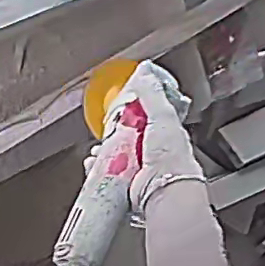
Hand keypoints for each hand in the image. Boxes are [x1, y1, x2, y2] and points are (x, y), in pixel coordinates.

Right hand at [101, 61, 201, 217]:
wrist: (162, 192)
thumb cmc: (170, 157)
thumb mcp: (162, 117)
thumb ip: (152, 96)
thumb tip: (145, 73)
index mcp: (167, 135)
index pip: (148, 119)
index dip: (133, 113)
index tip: (121, 109)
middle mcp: (154, 154)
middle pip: (129, 139)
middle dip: (115, 135)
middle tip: (106, 132)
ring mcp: (140, 171)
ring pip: (117, 158)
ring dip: (105, 154)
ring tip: (98, 151)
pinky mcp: (127, 187)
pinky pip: (109, 176)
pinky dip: (99, 170)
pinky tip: (94, 166)